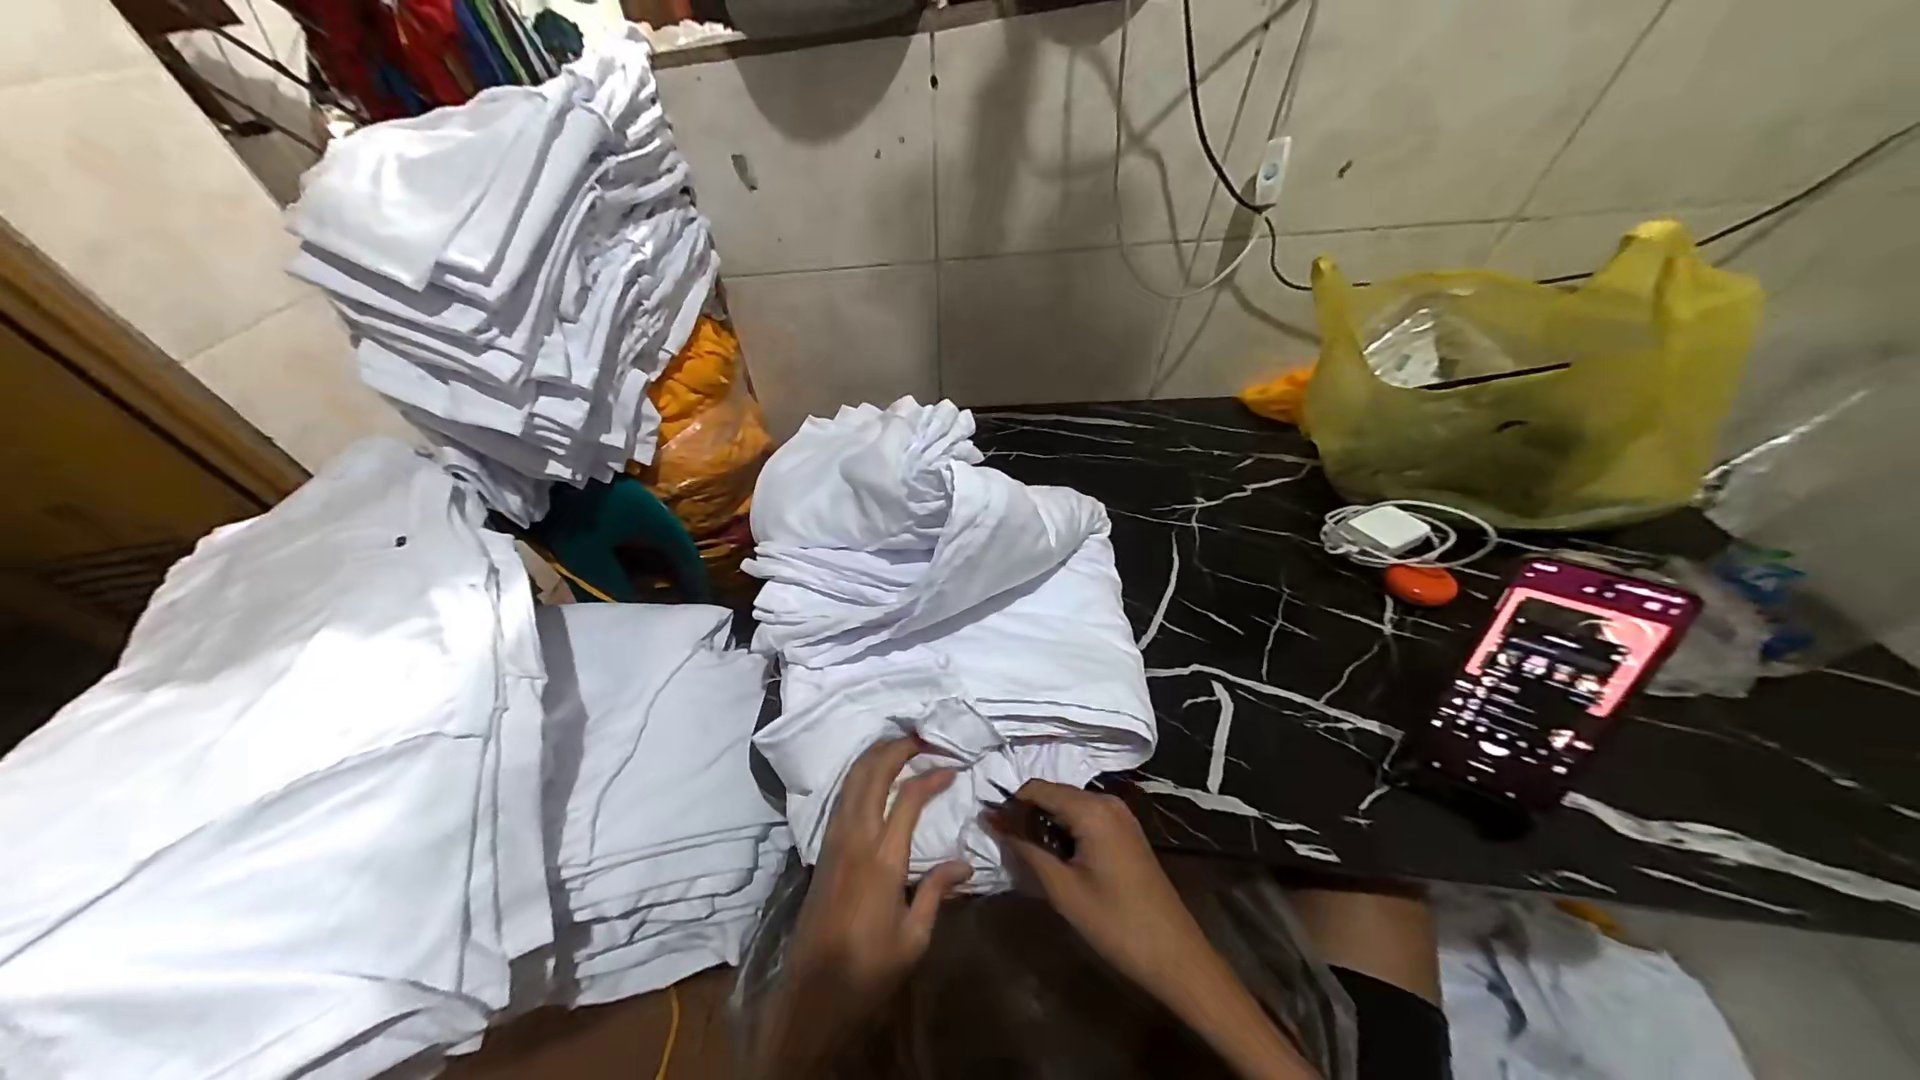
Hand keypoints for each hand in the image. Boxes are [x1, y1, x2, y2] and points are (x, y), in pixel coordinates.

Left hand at [789, 736, 972, 991]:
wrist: (813, 992)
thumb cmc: (870, 968)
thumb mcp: (914, 937)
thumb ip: (937, 891)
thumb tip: (965, 862)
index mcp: (883, 858)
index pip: (909, 798)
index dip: (931, 777)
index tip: (951, 768)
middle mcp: (855, 838)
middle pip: (872, 775)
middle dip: (896, 749)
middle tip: (922, 739)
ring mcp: (834, 840)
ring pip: (851, 781)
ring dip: (874, 756)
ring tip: (899, 746)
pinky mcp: (823, 848)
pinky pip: (841, 797)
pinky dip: (857, 775)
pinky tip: (870, 774)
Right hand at [993, 780, 1321, 1079]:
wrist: (1175, 955)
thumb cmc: (1115, 923)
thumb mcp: (1062, 889)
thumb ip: (1026, 848)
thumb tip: (993, 820)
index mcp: (1091, 810)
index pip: (1036, 788)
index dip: (1010, 804)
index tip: (989, 825)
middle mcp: (1106, 801)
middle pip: (1053, 793)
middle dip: (1027, 813)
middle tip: (1006, 844)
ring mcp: (1120, 815)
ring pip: (1069, 805)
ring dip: (1046, 823)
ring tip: (1029, 854)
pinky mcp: (1126, 830)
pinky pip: (1086, 816)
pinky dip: (1066, 829)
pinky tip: (1058, 858)